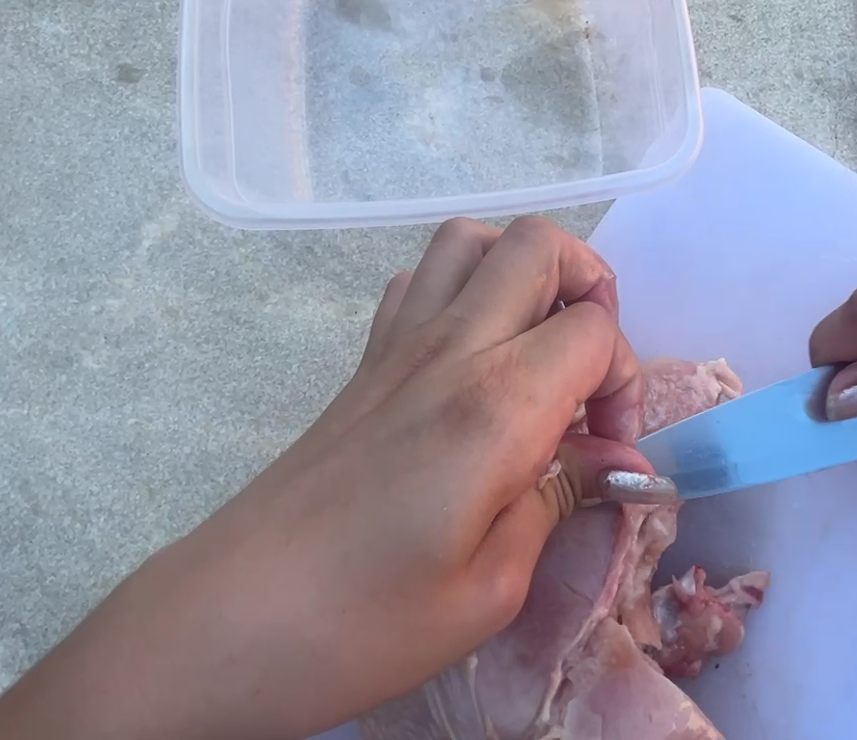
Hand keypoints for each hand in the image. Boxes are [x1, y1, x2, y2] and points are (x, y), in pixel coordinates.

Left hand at [0, 216, 660, 739]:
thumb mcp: (494, 586)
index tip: (608, 448)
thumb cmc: (368, 619)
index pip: (594, 329)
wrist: (231, 617)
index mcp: (498, 402)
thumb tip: (618, 462)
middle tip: (587, 365)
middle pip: (538, 243)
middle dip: (590, 285)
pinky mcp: (367, 356)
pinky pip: (420, 278)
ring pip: (472, 238)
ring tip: (535, 341)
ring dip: (522, 270)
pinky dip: (460, 288)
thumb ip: (564, 499)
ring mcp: (401, 340)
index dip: (624, 381)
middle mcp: (453, 344)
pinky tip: (469, 351)